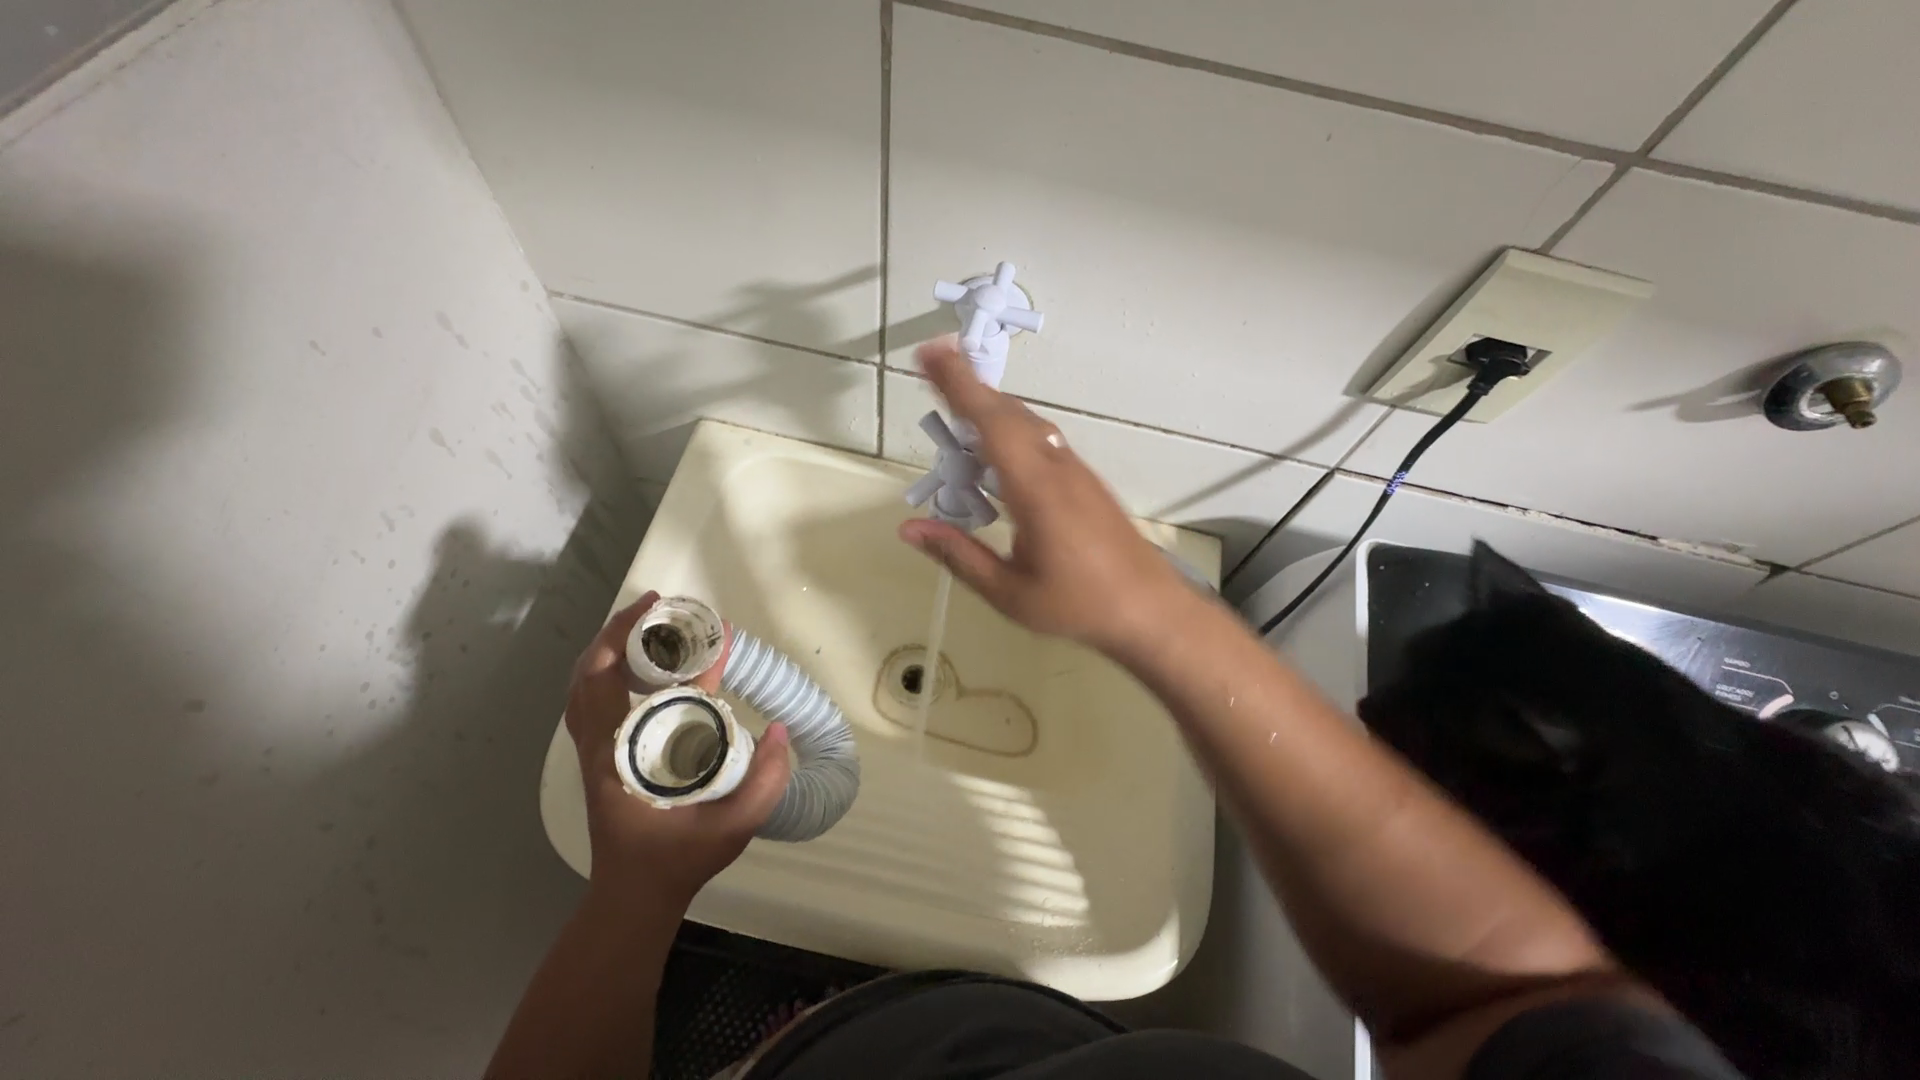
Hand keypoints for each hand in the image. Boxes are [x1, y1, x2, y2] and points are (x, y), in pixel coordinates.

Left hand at [564, 593, 791, 906]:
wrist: (633, 897)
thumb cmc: (677, 861)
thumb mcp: (731, 828)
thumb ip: (764, 784)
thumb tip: (782, 731)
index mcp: (620, 759)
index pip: (628, 688)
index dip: (660, 649)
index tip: (700, 625)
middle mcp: (599, 748)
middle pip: (590, 674)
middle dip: (622, 631)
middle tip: (661, 607)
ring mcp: (594, 752)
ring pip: (583, 685)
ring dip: (611, 648)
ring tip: (647, 626)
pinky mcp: (599, 758)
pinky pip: (590, 701)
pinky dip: (606, 672)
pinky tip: (636, 667)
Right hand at [898, 338, 1197, 655]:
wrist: (1149, 609)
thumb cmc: (1077, 605)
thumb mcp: (1008, 591)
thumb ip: (958, 555)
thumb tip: (908, 528)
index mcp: (1036, 490)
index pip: (992, 424)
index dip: (959, 386)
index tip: (931, 353)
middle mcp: (1057, 468)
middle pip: (1009, 413)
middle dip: (969, 385)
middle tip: (931, 364)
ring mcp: (1076, 471)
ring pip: (1029, 424)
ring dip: (990, 406)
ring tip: (955, 402)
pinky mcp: (1085, 480)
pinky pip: (1041, 439)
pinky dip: (1010, 428)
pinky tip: (995, 448)